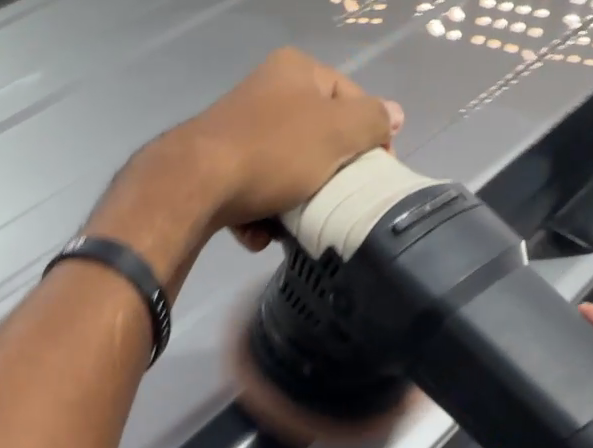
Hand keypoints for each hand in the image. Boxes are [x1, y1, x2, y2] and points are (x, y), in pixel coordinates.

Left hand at [173, 47, 403, 243]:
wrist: (198, 185)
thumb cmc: (274, 152)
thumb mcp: (336, 133)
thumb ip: (371, 122)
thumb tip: (394, 116)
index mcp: (296, 71)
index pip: (350, 100)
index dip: (368, 137)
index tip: (374, 175)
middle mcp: (265, 94)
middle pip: (317, 141)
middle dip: (326, 178)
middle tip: (334, 204)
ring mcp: (239, 133)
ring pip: (285, 174)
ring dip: (292, 206)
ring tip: (291, 224)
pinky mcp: (218, 171)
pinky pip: (255, 196)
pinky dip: (261, 218)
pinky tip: (258, 231)